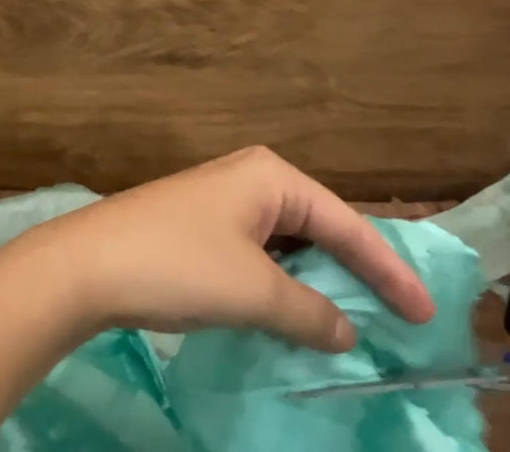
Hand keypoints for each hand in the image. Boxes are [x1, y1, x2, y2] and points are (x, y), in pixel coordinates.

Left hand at [5, 147, 435, 351]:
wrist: (84, 266)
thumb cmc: (178, 265)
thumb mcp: (254, 293)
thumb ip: (310, 314)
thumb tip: (346, 332)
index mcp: (272, 176)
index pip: (347, 224)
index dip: (389, 271)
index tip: (424, 313)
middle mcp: (250, 178)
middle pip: (319, 228)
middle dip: (354, 273)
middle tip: (395, 316)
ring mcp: (221, 201)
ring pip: (287, 244)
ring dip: (315, 282)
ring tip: (350, 320)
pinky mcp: (198, 227)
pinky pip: (258, 253)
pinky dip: (281, 284)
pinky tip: (290, 312)